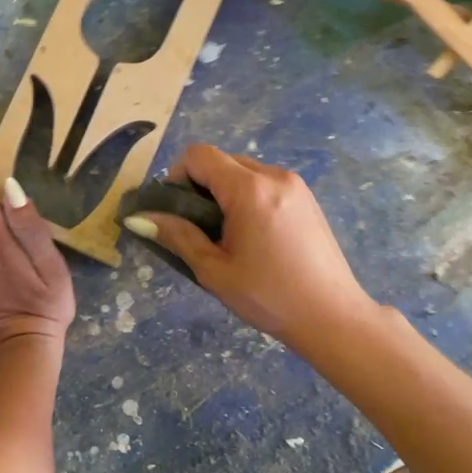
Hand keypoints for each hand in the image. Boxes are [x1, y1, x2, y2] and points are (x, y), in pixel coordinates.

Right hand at [123, 143, 378, 354]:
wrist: (332, 316)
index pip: (199, 156)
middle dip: (199, 185)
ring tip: (225, 235)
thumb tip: (139, 218)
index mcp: (249, 190)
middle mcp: (274, 176)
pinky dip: (247, 198)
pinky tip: (251, 236)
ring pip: (244, 171)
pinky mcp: (307, 199)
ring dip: (224, 192)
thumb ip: (176, 237)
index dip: (177, 176)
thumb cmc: (267, 296)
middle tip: (197, 227)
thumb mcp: (213, 270)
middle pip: (221, 160)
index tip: (175, 211)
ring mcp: (295, 185)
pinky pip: (265, 183)